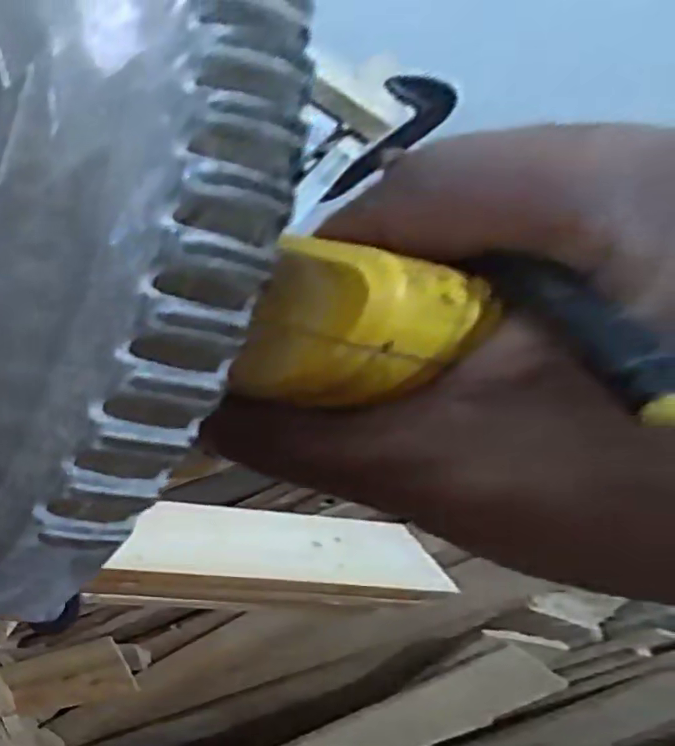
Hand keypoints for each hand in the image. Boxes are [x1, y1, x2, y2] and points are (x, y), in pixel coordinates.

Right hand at [203, 124, 674, 600]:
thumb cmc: (661, 498)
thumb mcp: (447, 473)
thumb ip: (303, 439)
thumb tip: (201, 418)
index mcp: (611, 191)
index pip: (395, 199)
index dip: (306, 276)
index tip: (275, 354)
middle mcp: (642, 163)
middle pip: (426, 207)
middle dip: (353, 298)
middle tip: (334, 378)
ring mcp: (659, 195)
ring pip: (467, 229)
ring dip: (404, 308)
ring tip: (397, 380)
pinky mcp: (662, 234)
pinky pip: (520, 248)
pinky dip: (463, 307)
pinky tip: (465, 365)